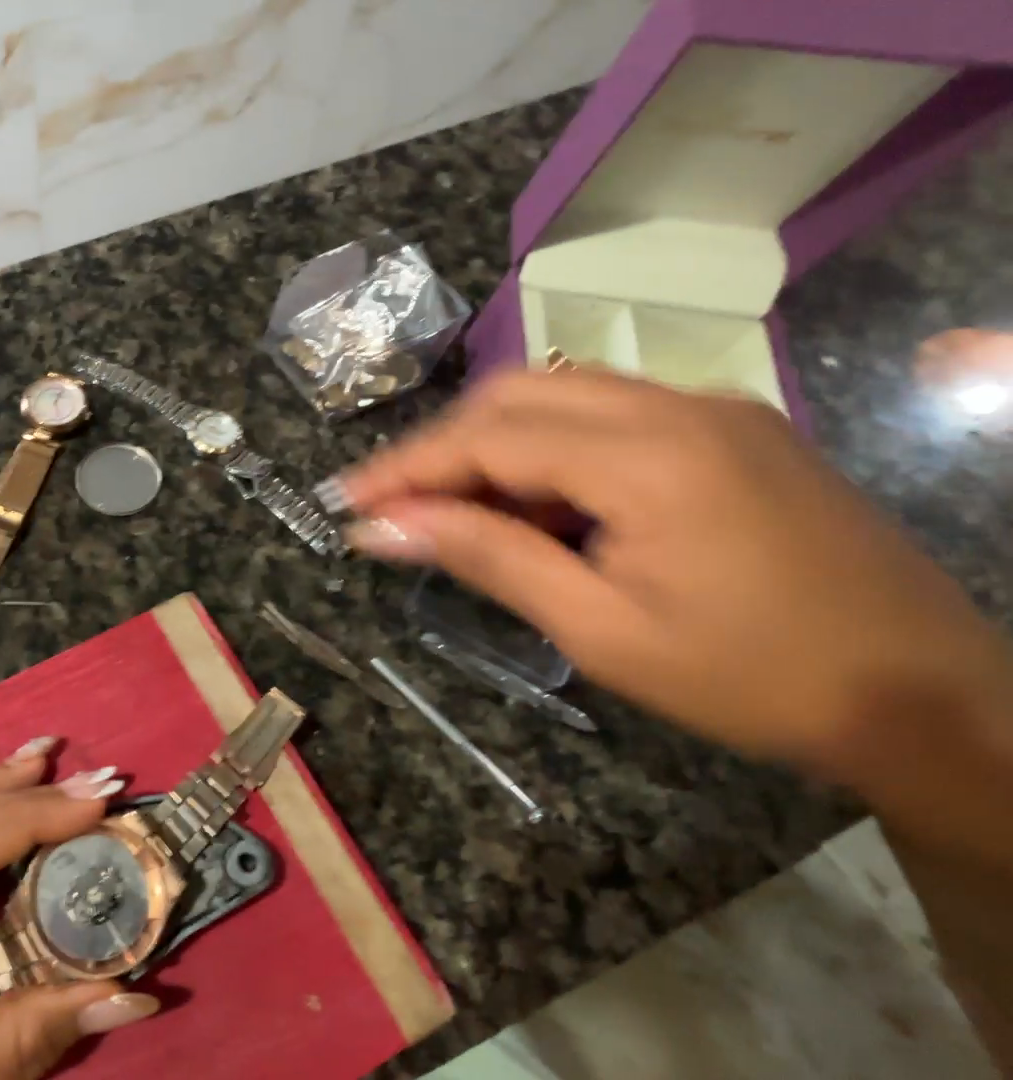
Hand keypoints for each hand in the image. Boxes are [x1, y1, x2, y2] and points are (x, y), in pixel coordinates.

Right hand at [327, 370, 1012, 774]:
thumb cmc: (750, 677)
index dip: (405, 467)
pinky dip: (548, 447)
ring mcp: (713, 411)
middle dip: (441, 447)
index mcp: (648, 457)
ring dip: (491, 443)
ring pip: (562, 395)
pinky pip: (611, 414)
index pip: (488, 437)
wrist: (927, 696)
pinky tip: (537, 504)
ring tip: (452, 510)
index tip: (343, 499)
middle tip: (390, 507)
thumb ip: (487, 559)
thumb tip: (381, 528)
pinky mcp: (733, 430)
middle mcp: (679, 407)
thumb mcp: (599, 629)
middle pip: (518, 396)